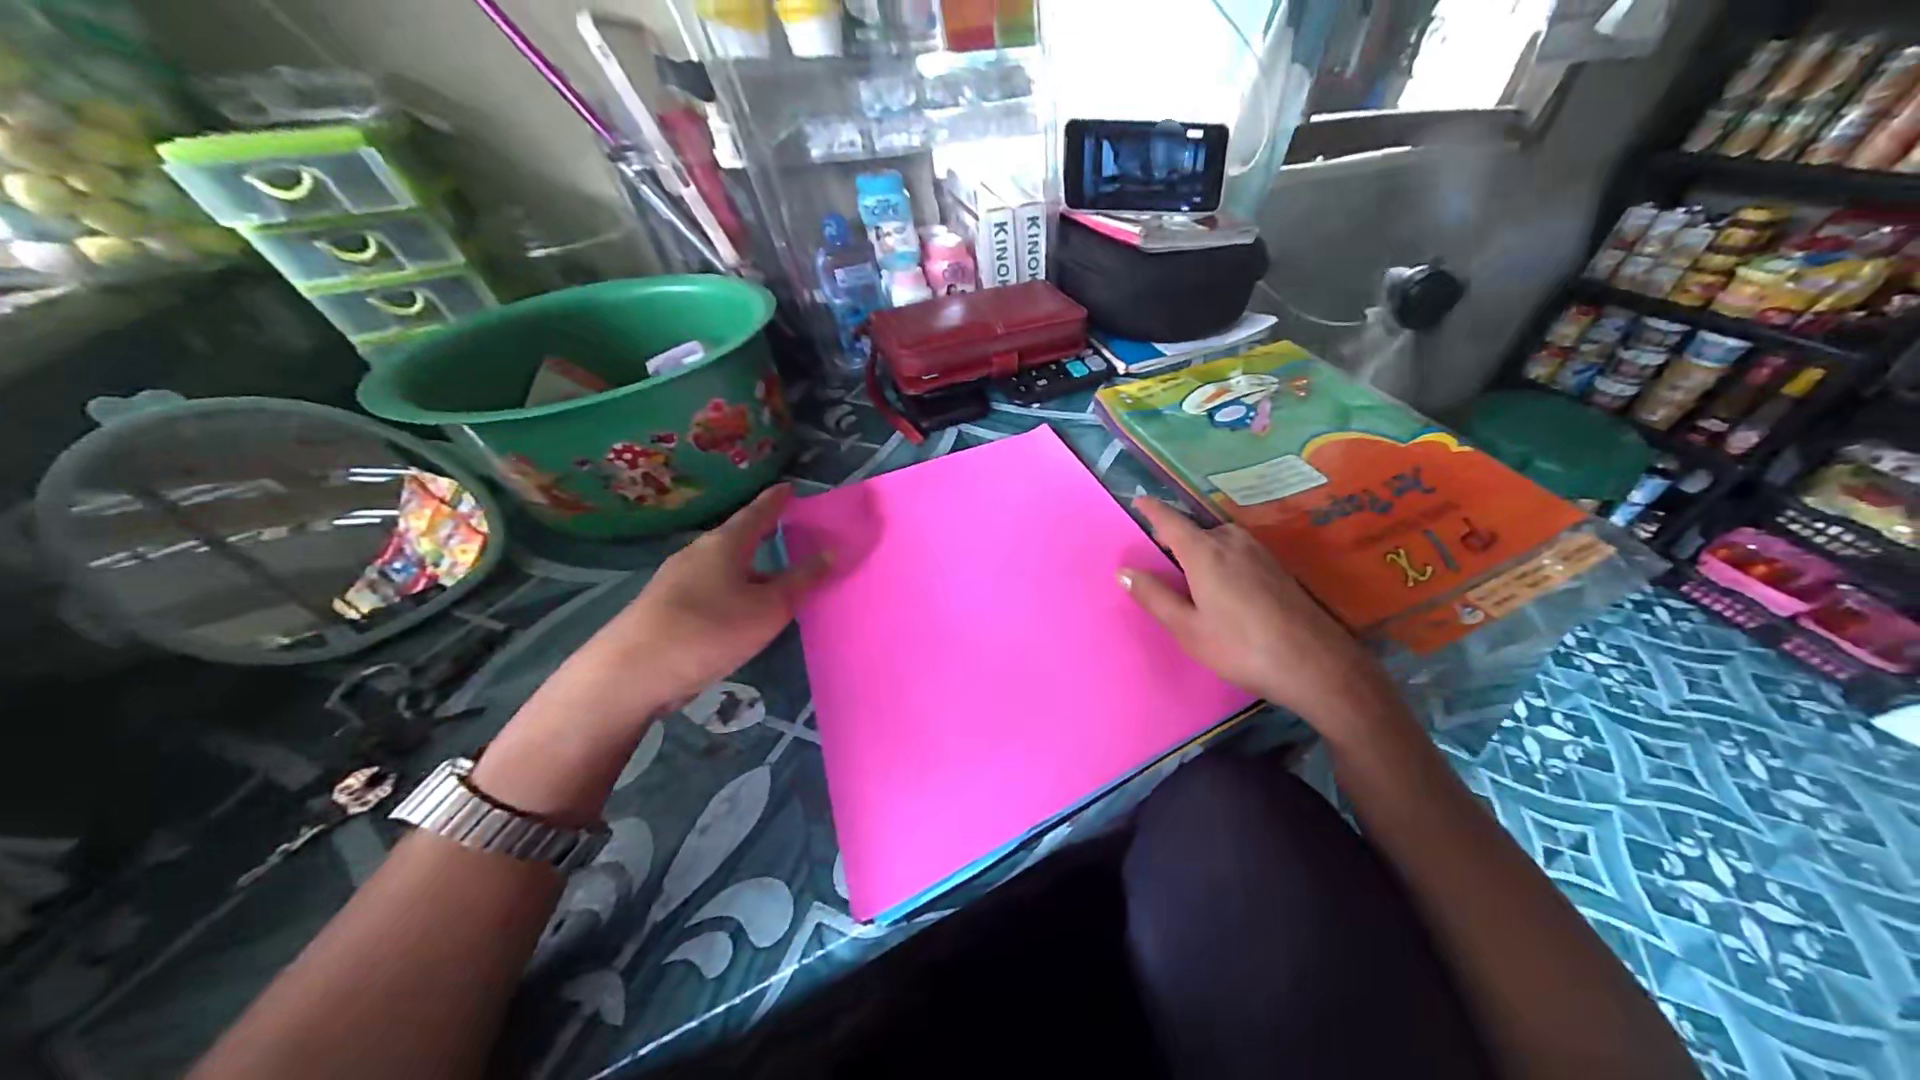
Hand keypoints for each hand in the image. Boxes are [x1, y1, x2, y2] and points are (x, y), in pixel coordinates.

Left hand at [556, 483, 831, 723]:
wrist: (631, 673)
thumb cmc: (709, 630)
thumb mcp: (768, 608)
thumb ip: (801, 581)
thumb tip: (832, 552)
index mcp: (724, 544)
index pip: (758, 512)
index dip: (777, 501)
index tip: (791, 488)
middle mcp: (697, 554)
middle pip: (737, 537)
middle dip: (763, 535)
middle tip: (788, 533)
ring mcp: (676, 580)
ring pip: (722, 565)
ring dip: (748, 567)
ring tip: (771, 576)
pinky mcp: (666, 608)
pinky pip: (710, 587)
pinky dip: (732, 589)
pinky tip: (739, 610)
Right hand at [1118, 497, 1408, 739]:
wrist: (1313, 664)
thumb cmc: (1240, 647)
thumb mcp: (1187, 627)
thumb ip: (1154, 596)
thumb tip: (1123, 571)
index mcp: (1205, 552)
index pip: (1171, 521)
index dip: (1153, 509)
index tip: (1139, 499)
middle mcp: (1232, 542)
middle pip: (1197, 530)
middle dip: (1177, 536)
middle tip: (1160, 554)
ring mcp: (1259, 553)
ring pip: (1220, 539)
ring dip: (1202, 547)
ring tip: (1190, 571)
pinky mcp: (1277, 567)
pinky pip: (1238, 550)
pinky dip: (1222, 556)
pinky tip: (1223, 584)